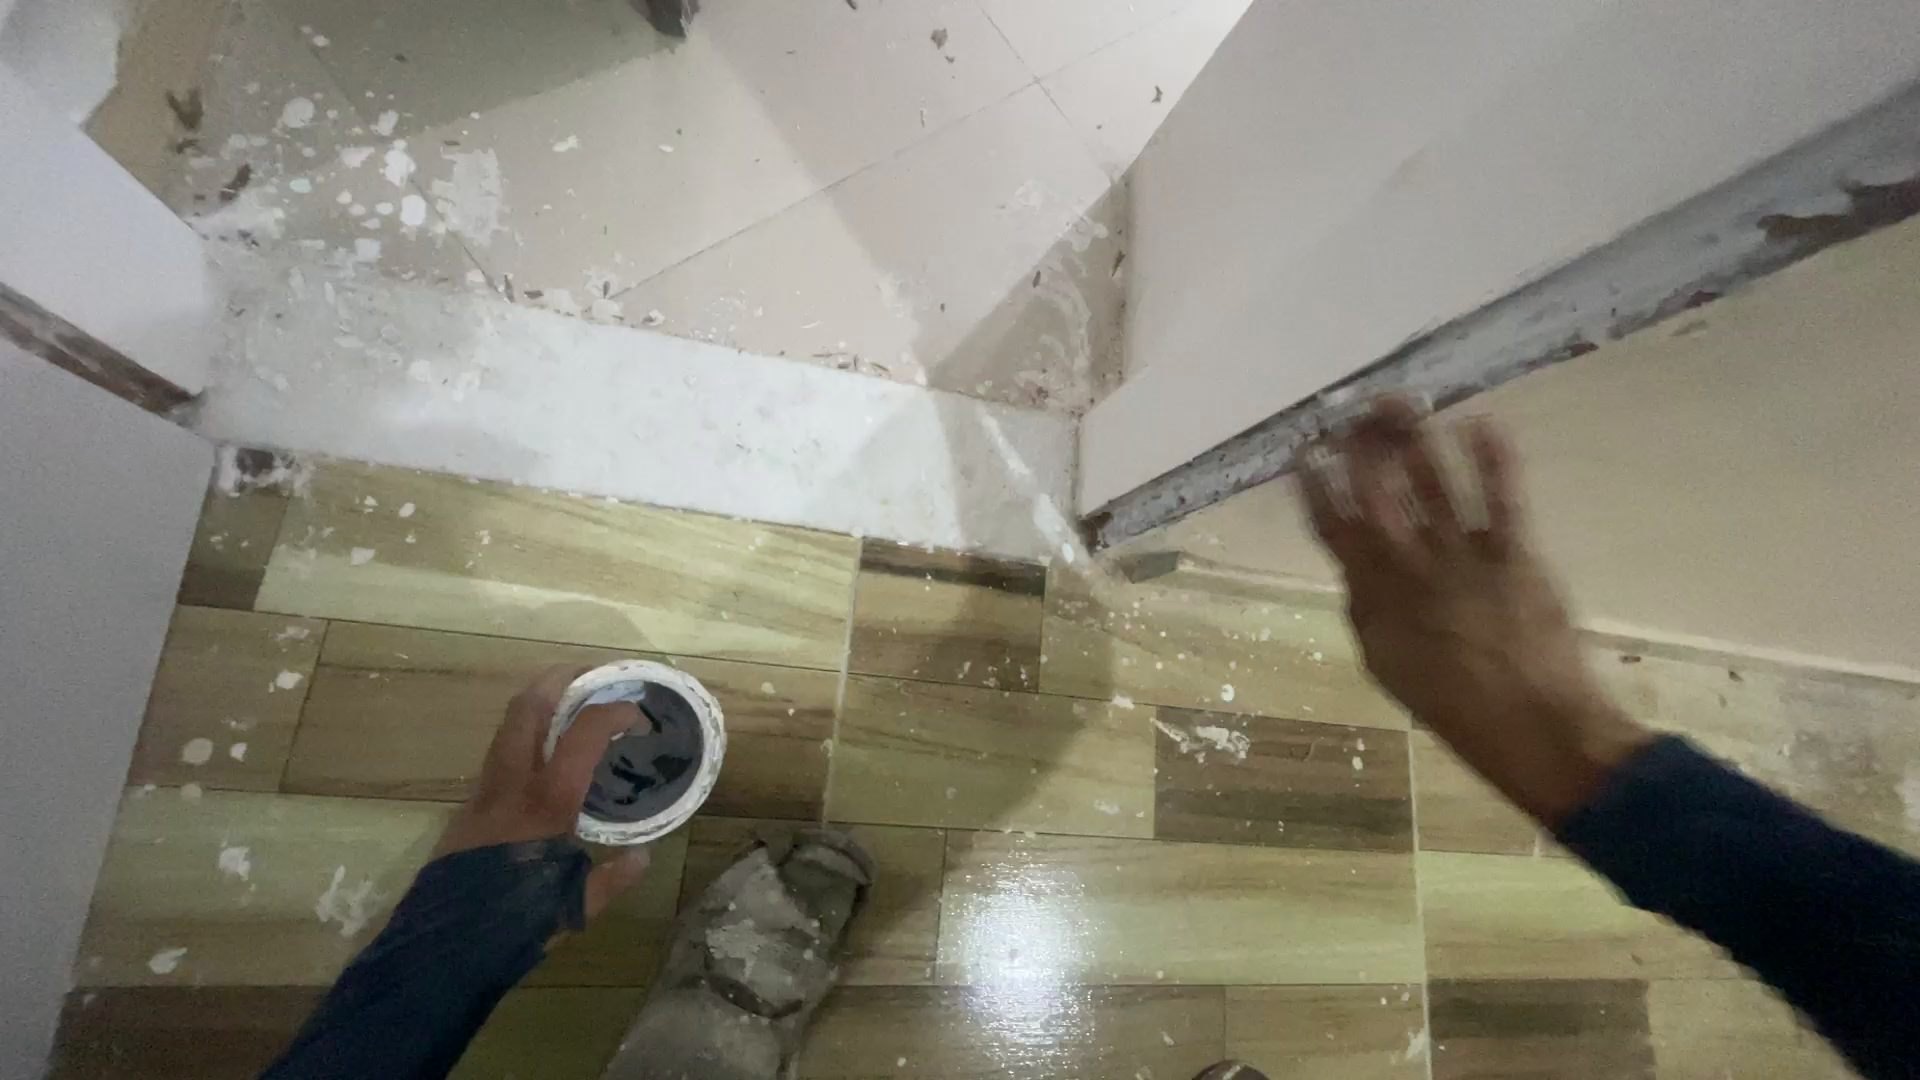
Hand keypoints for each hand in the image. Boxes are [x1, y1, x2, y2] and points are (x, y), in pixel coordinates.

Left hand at [434, 665, 651, 918]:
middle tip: (592, 675)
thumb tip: (643, 856)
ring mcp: (485, 790)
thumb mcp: (575, 906)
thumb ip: (612, 878)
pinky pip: (502, 750)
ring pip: (508, 724)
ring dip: (540, 701)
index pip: (585, 732)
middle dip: (561, 678)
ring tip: (572, 702)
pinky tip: (548, 752)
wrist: (435, 954)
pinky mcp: (470, 805)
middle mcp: (512, 783)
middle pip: (528, 707)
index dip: (616, 712)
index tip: (639, 718)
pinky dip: (528, 732)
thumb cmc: (511, 925)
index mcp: (547, 801)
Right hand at [1299, 397, 1652, 825]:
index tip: (1305, 453)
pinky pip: (1500, 499)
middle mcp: (1409, 564)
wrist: (1529, 725)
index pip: (1332, 526)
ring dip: (1409, 440)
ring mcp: (1461, 555)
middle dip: (1357, 449)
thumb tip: (1354, 570)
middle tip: (1345, 413)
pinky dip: (1491, 459)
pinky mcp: (1513, 554)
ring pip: (1429, 485)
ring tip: (1392, 403)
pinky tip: (1479, 422)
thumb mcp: (1380, 659)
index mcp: (1372, 591)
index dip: (1315, 486)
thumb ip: (1363, 607)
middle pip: (1376, 493)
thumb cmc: (1445, 700)